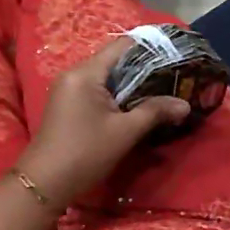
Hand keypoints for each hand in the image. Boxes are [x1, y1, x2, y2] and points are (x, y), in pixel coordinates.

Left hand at [17, 39, 190, 204]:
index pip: (122, 46)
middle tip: (173, 75)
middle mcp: (74, 73)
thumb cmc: (85, 153)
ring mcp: (67, 89)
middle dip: (144, 67)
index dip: (150, 47)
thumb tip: (185, 105)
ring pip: (106, 76)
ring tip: (160, 89)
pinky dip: (117, 94)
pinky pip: (96, 89)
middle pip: (114, 60)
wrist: (44, 184)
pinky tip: (135, 105)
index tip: (175, 53)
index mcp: (85, 73)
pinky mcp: (67, 104)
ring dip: (131, 83)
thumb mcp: (124, 132)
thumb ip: (155, 112)